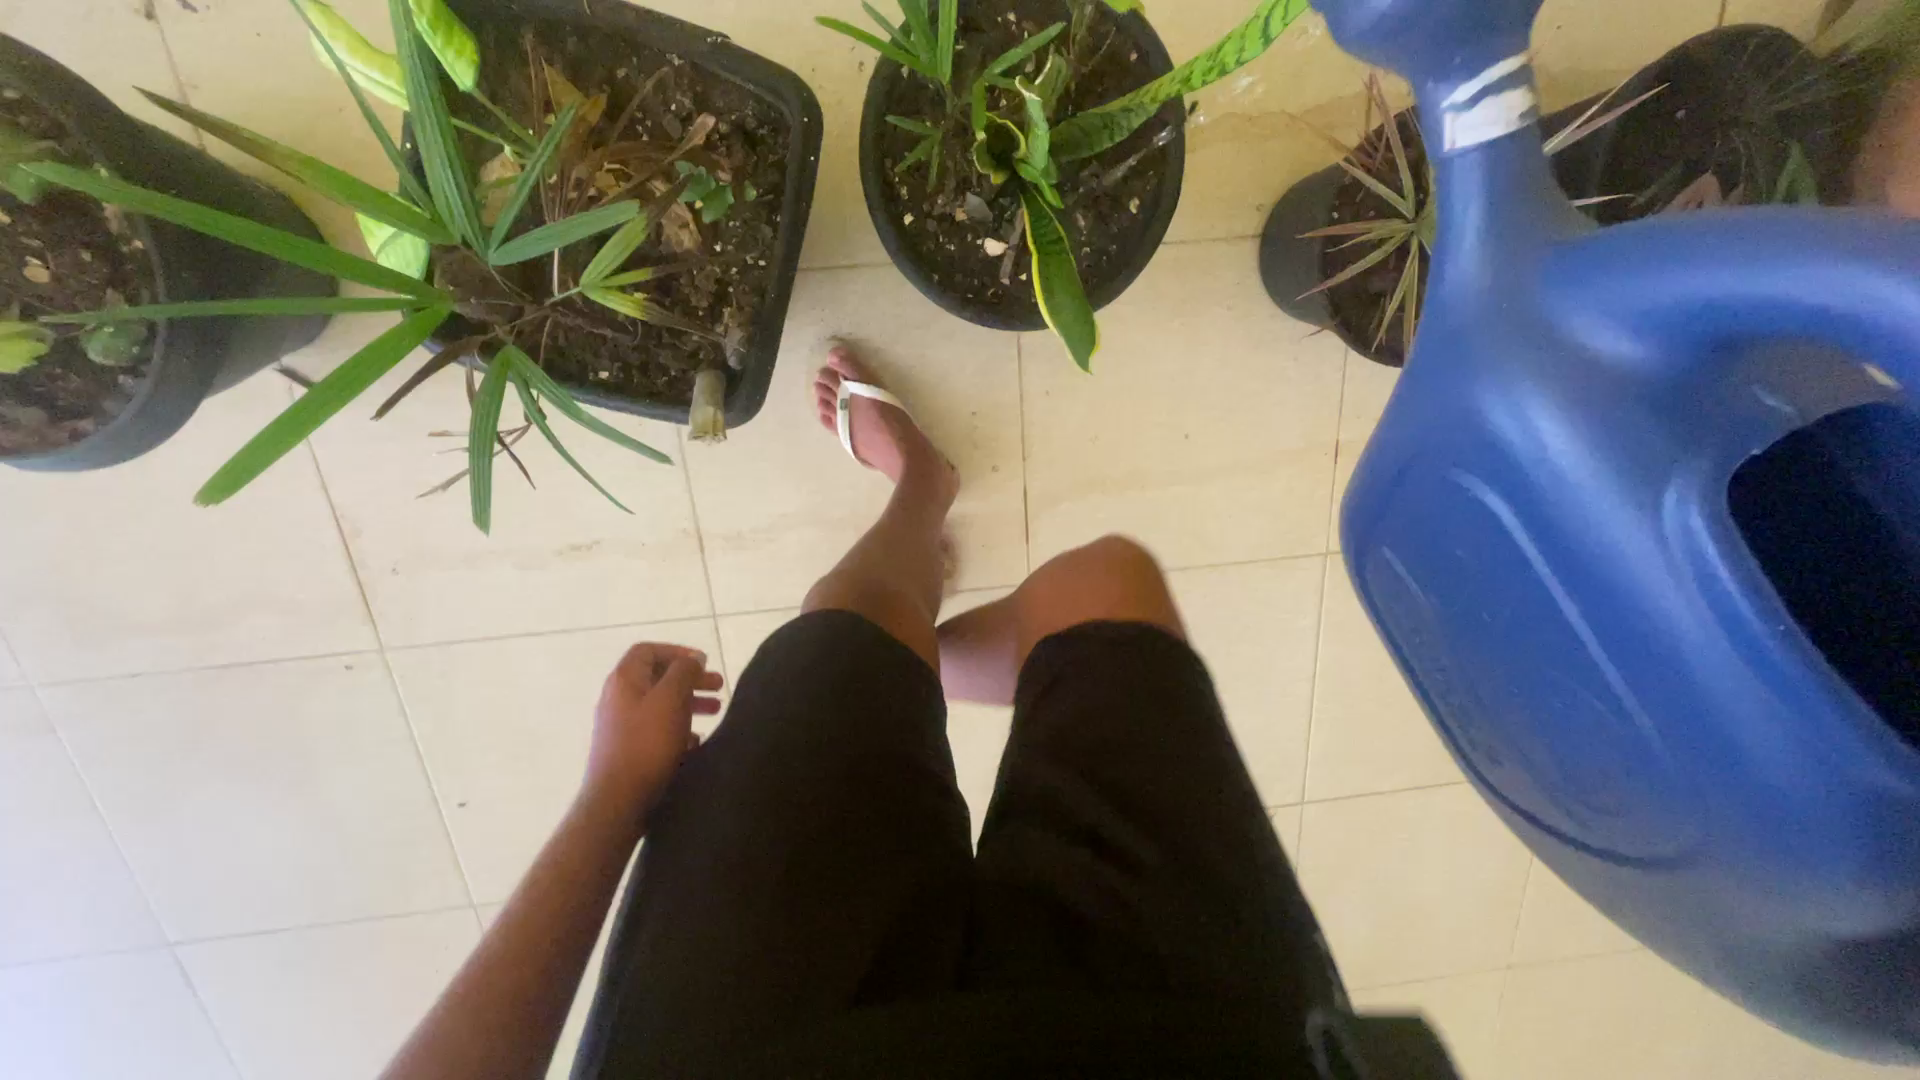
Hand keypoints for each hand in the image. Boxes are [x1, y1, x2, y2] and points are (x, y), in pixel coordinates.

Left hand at [584, 644, 722, 818]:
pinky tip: (697, 741)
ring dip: (689, 703)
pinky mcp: (627, 751)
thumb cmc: (647, 743)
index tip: (703, 662)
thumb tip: (693, 658)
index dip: (677, 651)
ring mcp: (620, 726)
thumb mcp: (671, 699)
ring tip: (716, 711)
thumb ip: (683, 671)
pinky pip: (657, 730)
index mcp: (624, 680)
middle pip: (657, 678)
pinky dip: (679, 728)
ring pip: (660, 704)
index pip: (648, 650)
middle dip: (690, 679)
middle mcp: (618, 699)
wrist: (617, 800)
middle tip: (719, 686)